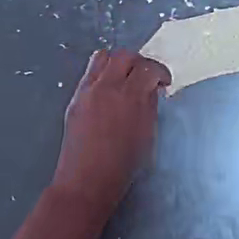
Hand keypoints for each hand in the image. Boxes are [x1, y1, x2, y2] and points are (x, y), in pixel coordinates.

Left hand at [51, 48, 170, 216]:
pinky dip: (102, 73)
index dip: (160, 72)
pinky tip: (108, 89)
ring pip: (103, 56)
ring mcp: (87, 90)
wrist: (86, 182)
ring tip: (124, 77)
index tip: (163, 82)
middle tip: (146, 77)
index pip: (148, 68)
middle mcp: (107, 87)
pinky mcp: (75, 97)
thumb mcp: (147, 136)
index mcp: (130, 98)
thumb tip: (150, 89)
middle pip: (125, 56)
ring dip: (118, 62)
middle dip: (140, 62)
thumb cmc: (122, 167)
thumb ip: (149, 106)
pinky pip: (89, 72)